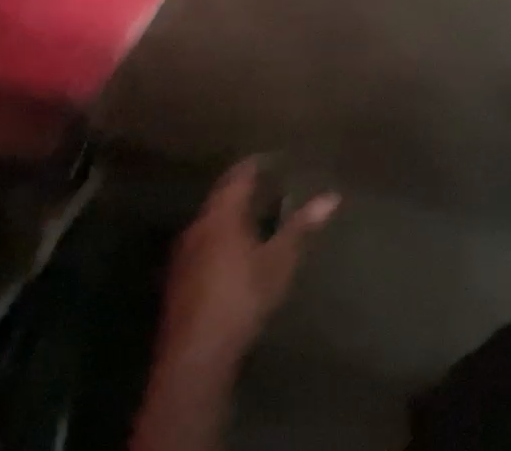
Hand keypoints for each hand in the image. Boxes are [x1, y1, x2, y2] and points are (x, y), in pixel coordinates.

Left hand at [156, 158, 339, 365]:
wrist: (196, 352)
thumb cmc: (242, 298)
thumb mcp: (278, 262)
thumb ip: (301, 227)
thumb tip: (332, 196)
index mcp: (221, 216)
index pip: (237, 178)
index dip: (253, 165)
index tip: (271, 158)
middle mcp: (197, 226)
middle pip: (220, 198)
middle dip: (241, 190)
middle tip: (267, 185)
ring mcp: (183, 253)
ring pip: (209, 221)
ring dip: (229, 215)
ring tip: (254, 216)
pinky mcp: (178, 277)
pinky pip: (202, 243)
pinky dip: (219, 238)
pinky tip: (232, 252)